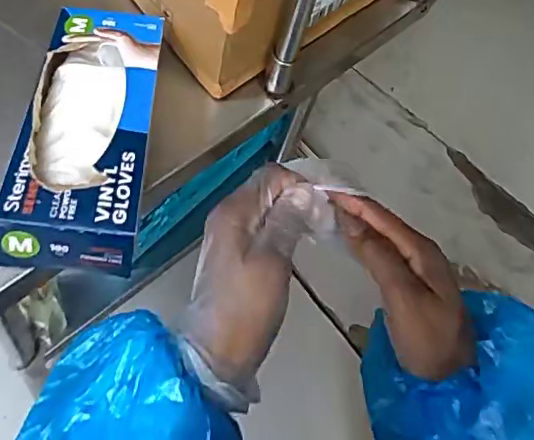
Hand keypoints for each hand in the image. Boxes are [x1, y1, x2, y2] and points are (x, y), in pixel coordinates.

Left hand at [181, 164, 308, 396]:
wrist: (214, 358)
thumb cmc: (245, 309)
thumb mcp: (273, 260)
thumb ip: (287, 220)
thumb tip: (303, 190)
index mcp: (233, 211)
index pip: (271, 175)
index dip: (299, 183)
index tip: (320, 205)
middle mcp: (227, 215)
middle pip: (267, 188)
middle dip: (296, 196)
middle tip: (320, 218)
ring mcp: (227, 234)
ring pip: (265, 206)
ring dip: (290, 212)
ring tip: (312, 230)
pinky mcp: (232, 253)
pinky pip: (260, 225)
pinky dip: (280, 227)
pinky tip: (294, 243)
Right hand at [334, 194, 473, 380]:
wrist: (456, 378)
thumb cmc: (429, 339)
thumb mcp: (401, 296)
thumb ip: (378, 256)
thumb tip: (352, 220)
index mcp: (420, 249)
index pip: (382, 217)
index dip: (355, 202)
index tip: (327, 190)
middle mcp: (421, 250)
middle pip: (384, 221)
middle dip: (356, 208)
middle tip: (324, 198)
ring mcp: (420, 265)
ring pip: (385, 234)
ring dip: (361, 222)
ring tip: (334, 213)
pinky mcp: (414, 281)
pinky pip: (387, 249)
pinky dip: (368, 240)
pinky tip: (355, 241)